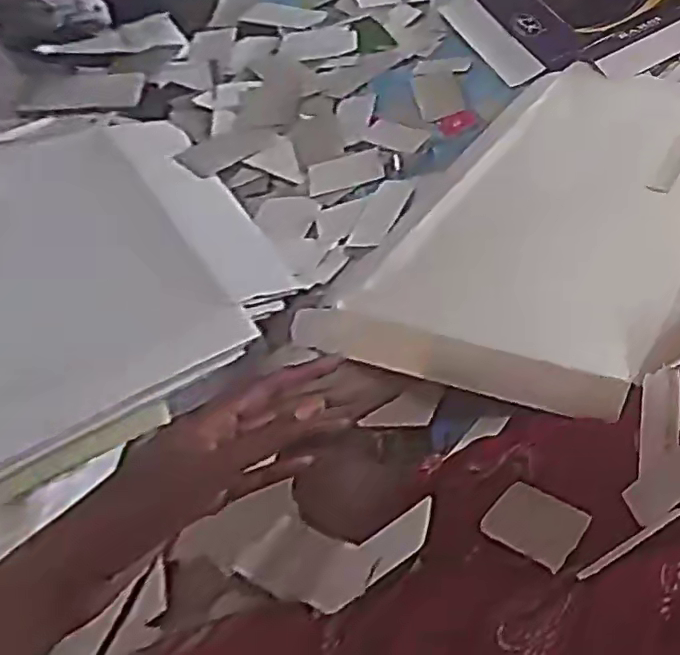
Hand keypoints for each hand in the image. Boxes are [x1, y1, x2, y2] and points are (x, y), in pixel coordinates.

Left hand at [115, 357, 363, 521]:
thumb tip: (316, 405)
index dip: (301, 372)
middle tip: (347, 394)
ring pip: (264, 443)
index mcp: (204, 424)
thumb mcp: (214, 466)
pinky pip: (252, 474)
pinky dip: (279, 466)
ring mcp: (204, 470)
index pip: (263, 388)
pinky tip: (303, 462)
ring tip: (338, 426)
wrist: (84, 566)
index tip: (335, 361)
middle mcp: (206, 440)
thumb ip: (269, 435)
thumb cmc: (139, 508)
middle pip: (266, 414)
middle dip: (308, 403)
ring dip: (300, 435)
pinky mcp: (203, 496)